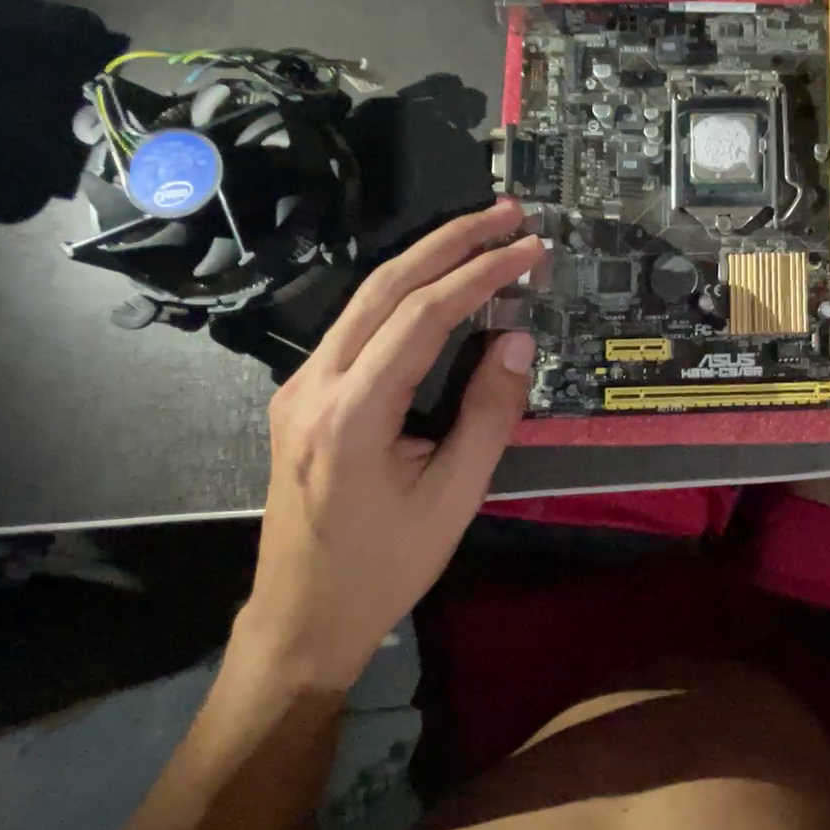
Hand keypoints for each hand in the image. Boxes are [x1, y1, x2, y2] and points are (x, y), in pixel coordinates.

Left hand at [236, 199, 545, 688]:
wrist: (303, 616)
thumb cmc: (385, 564)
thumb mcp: (455, 495)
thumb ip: (488, 413)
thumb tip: (517, 340)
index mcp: (350, 413)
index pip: (421, 316)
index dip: (481, 273)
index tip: (529, 247)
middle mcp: (312, 385)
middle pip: (382, 287)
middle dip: (450, 241)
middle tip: (508, 213)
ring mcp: (300, 387)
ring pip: (365, 299)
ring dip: (427, 260)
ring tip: (484, 234)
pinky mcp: (305, 397)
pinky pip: (359, 327)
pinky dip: (407, 295)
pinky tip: (443, 287)